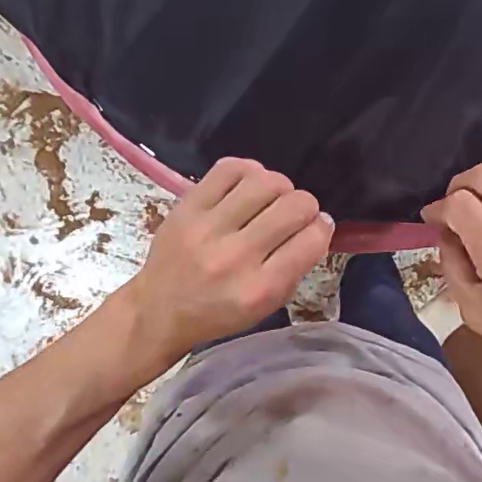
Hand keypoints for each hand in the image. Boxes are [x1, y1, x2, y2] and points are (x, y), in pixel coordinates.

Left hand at [119, 158, 331, 362]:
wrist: (159, 310)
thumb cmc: (220, 312)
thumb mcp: (267, 305)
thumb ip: (296, 267)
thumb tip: (319, 223)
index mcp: (260, 289)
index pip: (312, 240)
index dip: (323, 228)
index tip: (318, 227)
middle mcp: (235, 256)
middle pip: (294, 206)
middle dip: (306, 206)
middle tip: (296, 214)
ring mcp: (207, 228)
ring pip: (265, 181)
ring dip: (280, 187)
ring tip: (273, 199)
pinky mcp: (187, 206)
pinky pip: (230, 168)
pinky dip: (250, 171)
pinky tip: (249, 186)